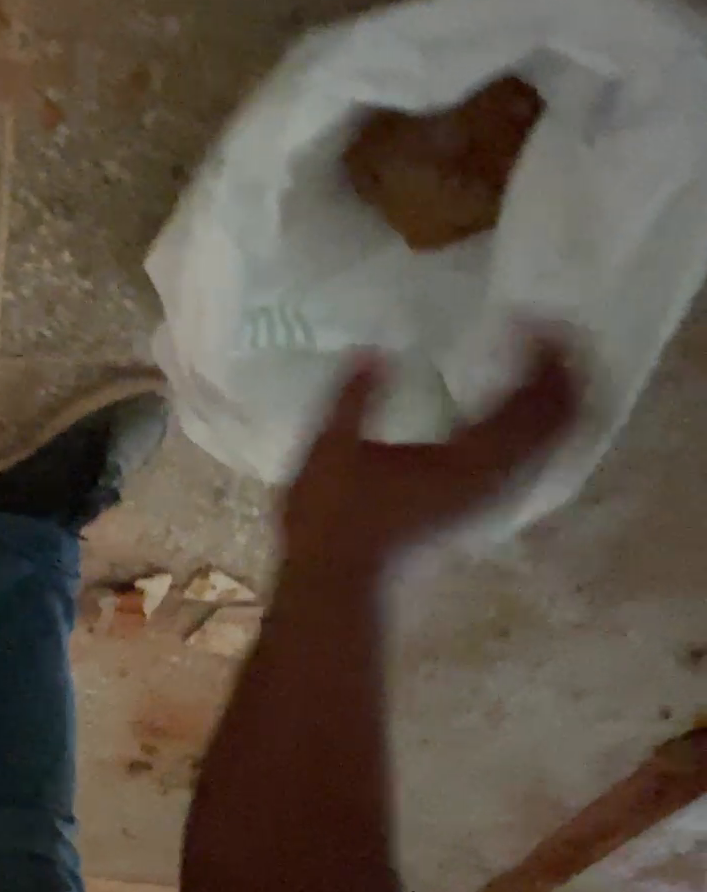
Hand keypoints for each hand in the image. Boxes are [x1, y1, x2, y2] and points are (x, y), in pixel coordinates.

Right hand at [283, 330, 579, 569]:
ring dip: (552, 400)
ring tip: (533, 368)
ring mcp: (494, 495)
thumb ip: (353, 399)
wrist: (336, 575)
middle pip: (561, 417)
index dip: (540, 352)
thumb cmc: (330, 514)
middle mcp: (500, 476)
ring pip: (553, 440)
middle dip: (561, 371)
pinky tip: (503, 418)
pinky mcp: (480, 505)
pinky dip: (534, 428)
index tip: (527, 316)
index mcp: (471, 458)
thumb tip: (372, 350)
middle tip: (542, 334)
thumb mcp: (330, 450)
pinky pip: (533, 458)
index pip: (534, 396)